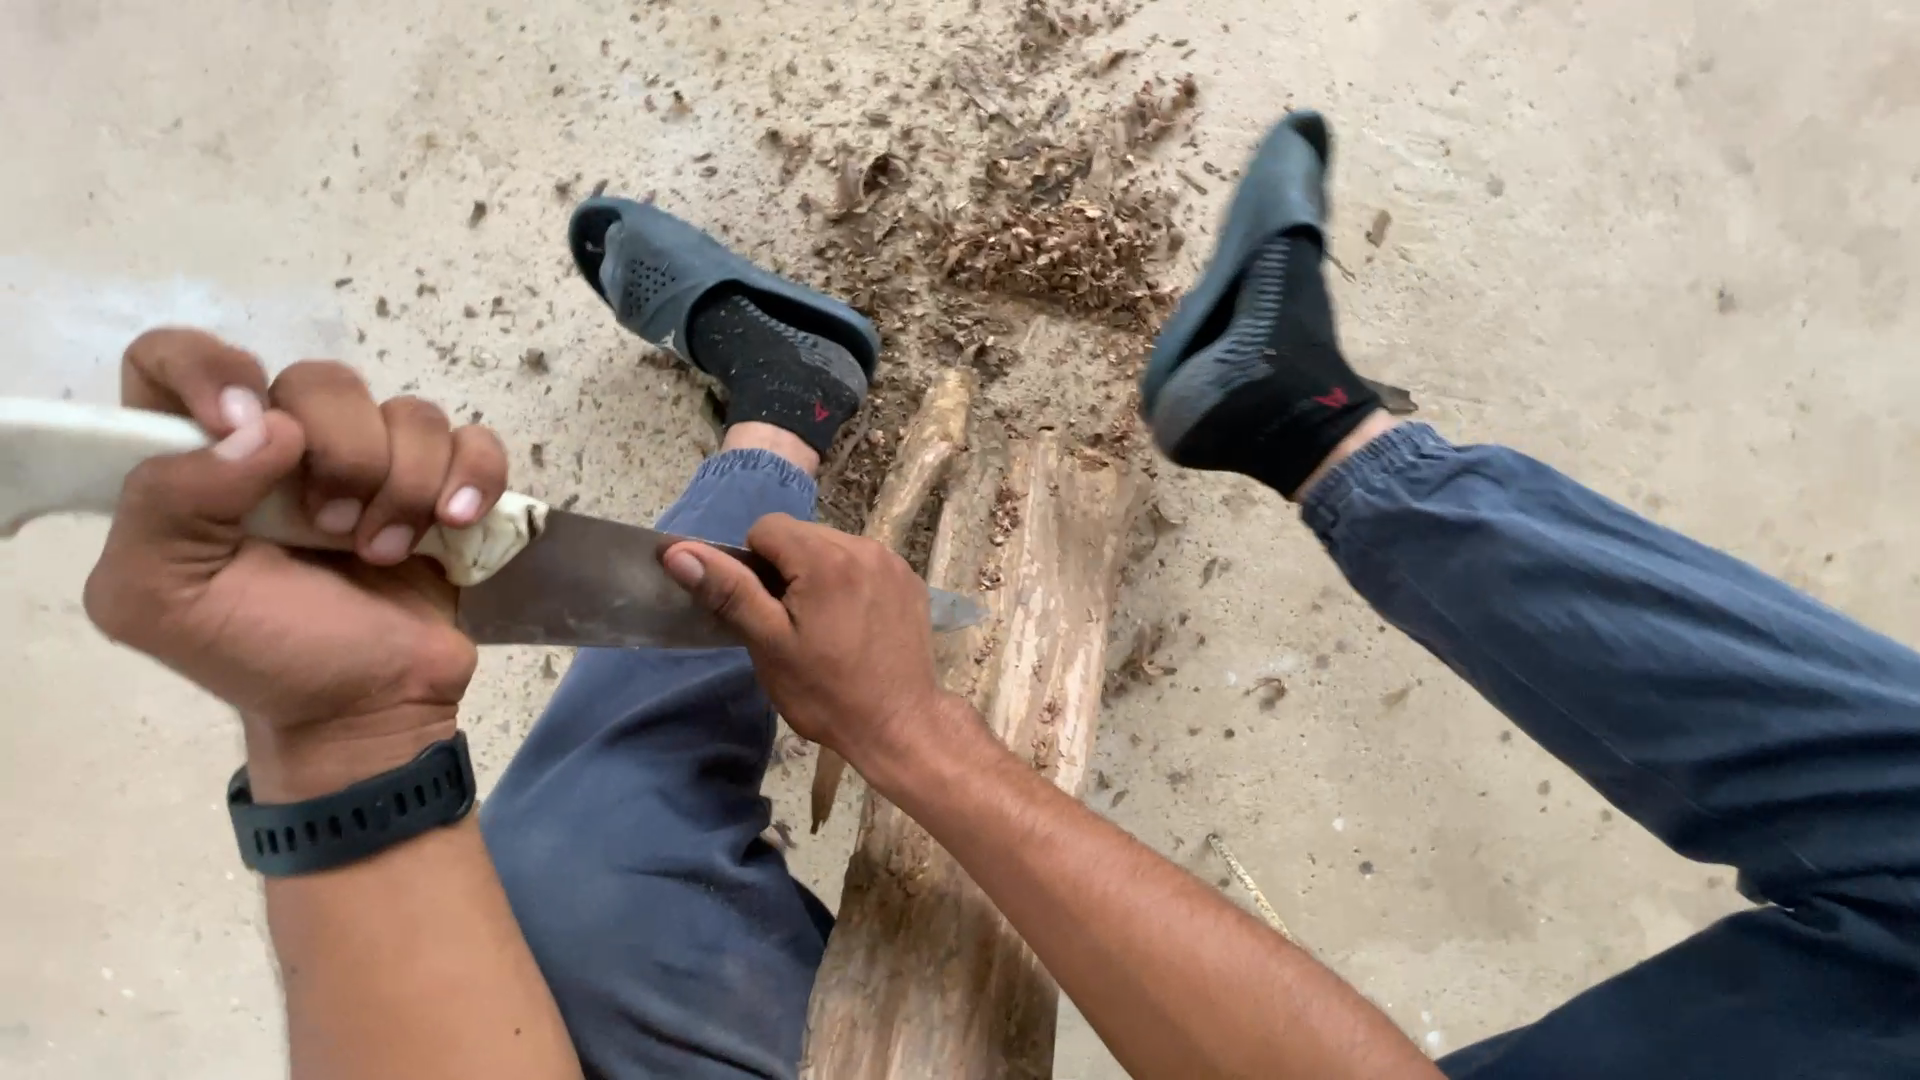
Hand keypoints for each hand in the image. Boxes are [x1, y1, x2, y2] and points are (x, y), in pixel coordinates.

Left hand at [82, 329, 508, 798]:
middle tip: (335, 528)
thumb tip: (265, 427)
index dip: (214, 370)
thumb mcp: (161, 597)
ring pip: (413, 413)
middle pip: (325, 382)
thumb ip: (168, 502)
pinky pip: (479, 443)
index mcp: (203, 461)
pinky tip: (457, 524)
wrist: (372, 703)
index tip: (249, 424)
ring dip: (408, 486)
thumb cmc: (266, 655)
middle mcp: (292, 447)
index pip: (179, 357)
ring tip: (391, 551)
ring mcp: (383, 465)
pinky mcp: (451, 487)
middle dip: (345, 456)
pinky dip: (476, 478)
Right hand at [660, 514, 955, 772]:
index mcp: (825, 557)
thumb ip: (728, 590)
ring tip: (826, 625)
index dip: (754, 565)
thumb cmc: (827, 692)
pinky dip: (852, 581)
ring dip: (820, 572)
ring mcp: (893, 562)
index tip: (766, 608)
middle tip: (792, 622)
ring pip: (834, 546)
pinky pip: (866, 563)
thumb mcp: (769, 644)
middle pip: (803, 535)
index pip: (767, 527)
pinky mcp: (911, 580)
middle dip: (787, 568)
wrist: (899, 726)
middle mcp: (864, 546)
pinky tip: (856, 624)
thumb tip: (678, 552)